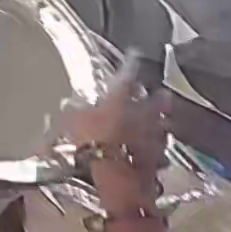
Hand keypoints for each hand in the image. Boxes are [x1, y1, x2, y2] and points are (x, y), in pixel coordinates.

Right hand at [67, 56, 168, 210]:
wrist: (119, 176)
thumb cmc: (91, 142)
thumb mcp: (72, 122)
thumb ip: (72, 111)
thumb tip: (68, 102)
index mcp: (118, 102)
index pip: (125, 80)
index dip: (129, 68)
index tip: (135, 55)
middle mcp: (140, 116)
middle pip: (154, 103)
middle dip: (157, 97)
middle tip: (162, 91)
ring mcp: (153, 137)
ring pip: (161, 125)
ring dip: (161, 122)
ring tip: (163, 121)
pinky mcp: (159, 158)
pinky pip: (160, 148)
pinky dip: (158, 146)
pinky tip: (156, 150)